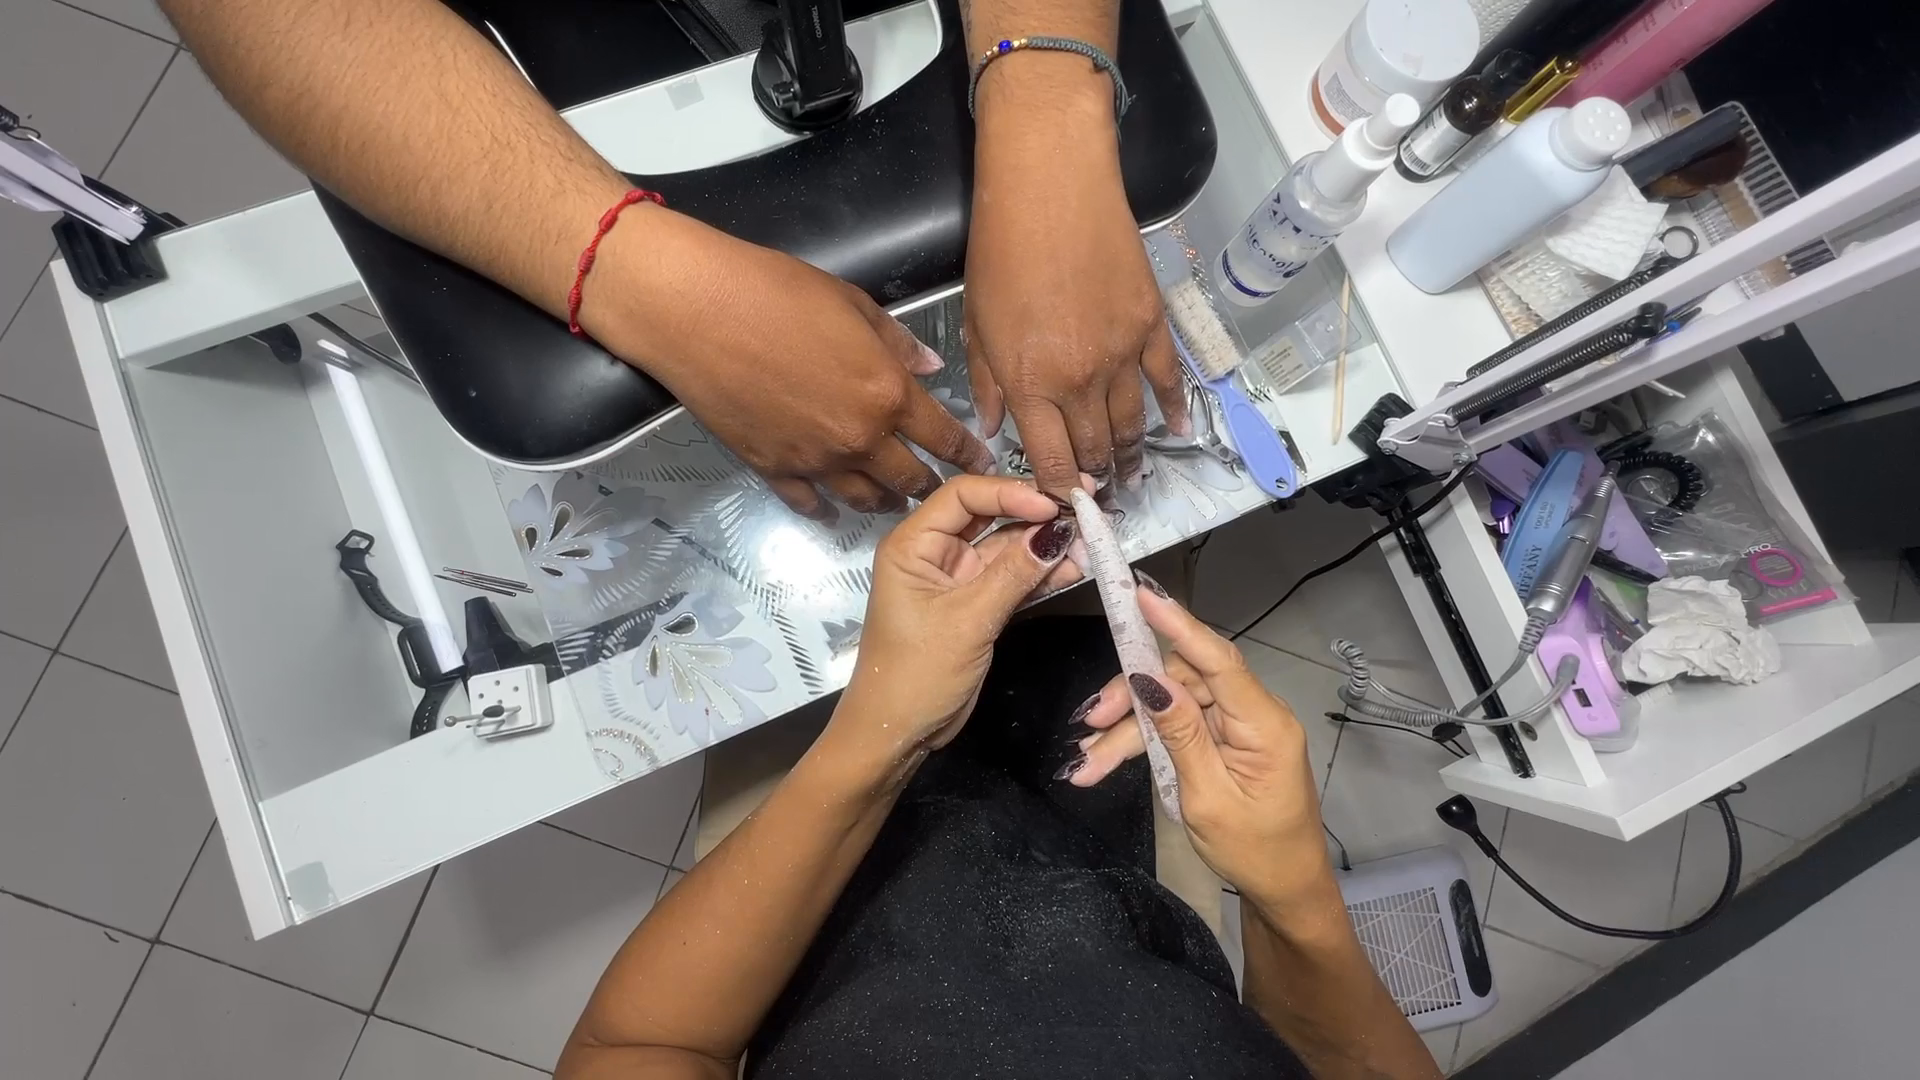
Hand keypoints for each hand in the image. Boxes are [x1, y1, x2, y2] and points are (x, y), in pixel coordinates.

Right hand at [587, 216, 993, 516]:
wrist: (695, 310)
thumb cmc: (777, 291)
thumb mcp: (852, 304)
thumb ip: (898, 345)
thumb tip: (932, 370)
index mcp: (888, 394)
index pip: (943, 435)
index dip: (968, 452)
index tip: (982, 463)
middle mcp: (860, 439)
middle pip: (909, 477)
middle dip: (931, 485)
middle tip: (940, 488)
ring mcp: (815, 461)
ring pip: (864, 498)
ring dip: (885, 501)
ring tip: (893, 501)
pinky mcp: (773, 470)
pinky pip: (808, 503)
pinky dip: (824, 508)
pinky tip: (831, 509)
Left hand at [835, 475, 1083, 756]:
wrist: (898, 734)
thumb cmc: (917, 673)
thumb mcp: (967, 621)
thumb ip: (1014, 574)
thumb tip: (1058, 530)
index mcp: (913, 544)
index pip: (963, 495)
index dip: (1009, 492)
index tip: (1053, 504)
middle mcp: (934, 552)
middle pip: (989, 515)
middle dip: (1035, 513)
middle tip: (1085, 506)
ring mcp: (957, 578)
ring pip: (1006, 548)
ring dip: (1045, 545)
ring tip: (1090, 541)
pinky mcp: (976, 604)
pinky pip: (1012, 578)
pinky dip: (1041, 574)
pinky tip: (1075, 568)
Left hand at [963, 60, 1187, 494]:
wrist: (1051, 183)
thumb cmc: (999, 251)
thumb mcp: (977, 324)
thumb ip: (989, 384)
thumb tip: (997, 429)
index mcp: (1032, 385)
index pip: (1052, 462)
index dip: (1060, 491)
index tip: (1063, 504)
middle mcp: (1081, 382)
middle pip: (1096, 450)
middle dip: (1095, 480)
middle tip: (1098, 496)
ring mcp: (1123, 355)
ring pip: (1132, 425)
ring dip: (1131, 457)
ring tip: (1131, 479)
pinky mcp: (1152, 325)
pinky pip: (1169, 380)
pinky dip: (1174, 410)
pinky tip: (1176, 432)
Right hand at [1067, 584, 1334, 911]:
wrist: (1285, 891)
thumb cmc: (1254, 852)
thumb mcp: (1208, 798)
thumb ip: (1180, 735)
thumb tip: (1151, 682)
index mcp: (1263, 724)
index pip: (1219, 660)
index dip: (1179, 625)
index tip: (1142, 596)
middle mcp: (1252, 713)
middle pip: (1182, 681)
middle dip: (1131, 698)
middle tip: (1089, 724)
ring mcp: (1236, 724)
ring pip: (1171, 703)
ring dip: (1128, 728)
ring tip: (1087, 759)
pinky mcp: (1222, 737)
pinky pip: (1176, 723)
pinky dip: (1142, 739)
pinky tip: (1105, 757)